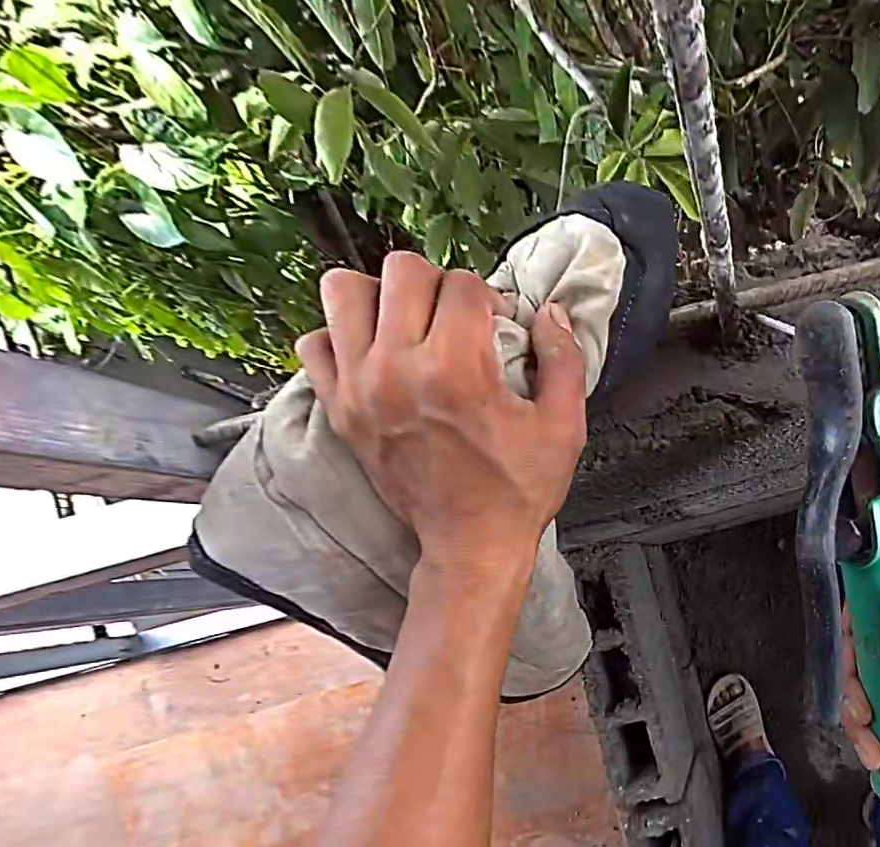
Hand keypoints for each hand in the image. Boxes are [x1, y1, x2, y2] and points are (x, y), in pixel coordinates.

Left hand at [298, 252, 587, 576]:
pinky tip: (378, 355)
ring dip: (385, 297)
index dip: (493, 297)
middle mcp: (398, 370)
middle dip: (441, 285)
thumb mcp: (564, 428)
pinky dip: (343, 336)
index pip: (464, 286)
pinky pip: (315, 341)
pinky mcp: (339, 409)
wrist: (472, 543)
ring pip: (345, 290)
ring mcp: (359, 388)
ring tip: (413, 326)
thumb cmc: (519, 490)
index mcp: (457, 372)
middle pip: (403, 271)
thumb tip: (551, 314)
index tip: (502, 325)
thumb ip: (564, 362)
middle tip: (460, 319)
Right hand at [840, 576, 879, 808]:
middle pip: (867, 633)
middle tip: (865, 700)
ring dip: (859, 705)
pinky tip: (879, 745)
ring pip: (862, 670)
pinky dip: (866, 724)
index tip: (854, 634)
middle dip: (856, 671)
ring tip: (874, 733)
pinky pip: (868, 698)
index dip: (866, 601)